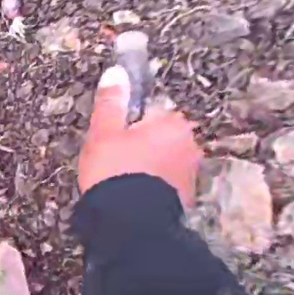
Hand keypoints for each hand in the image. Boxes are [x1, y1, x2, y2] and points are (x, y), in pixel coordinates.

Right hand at [76, 65, 202, 205]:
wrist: (130, 221)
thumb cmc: (114, 172)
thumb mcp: (103, 133)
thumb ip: (111, 102)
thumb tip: (116, 73)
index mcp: (172, 123)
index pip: (150, 113)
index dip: (127, 126)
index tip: (111, 140)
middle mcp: (189, 143)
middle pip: (159, 137)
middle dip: (140, 146)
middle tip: (112, 162)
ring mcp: (190, 171)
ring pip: (163, 160)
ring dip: (146, 167)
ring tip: (119, 182)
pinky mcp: (186, 196)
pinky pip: (165, 182)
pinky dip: (151, 185)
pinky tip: (131, 195)